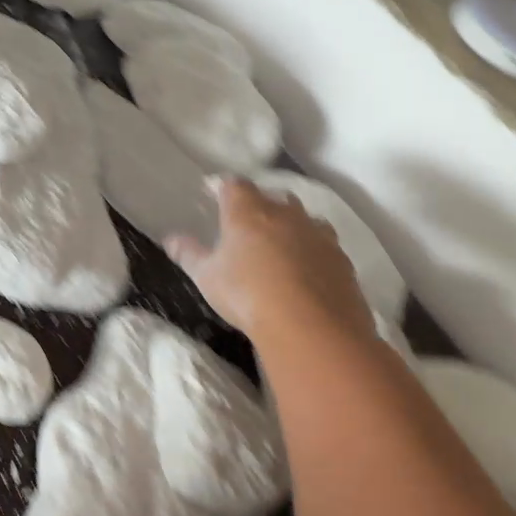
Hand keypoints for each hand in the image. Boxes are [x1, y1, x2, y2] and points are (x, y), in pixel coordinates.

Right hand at [165, 176, 375, 348]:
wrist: (313, 329)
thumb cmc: (247, 294)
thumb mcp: (205, 276)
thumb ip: (188, 253)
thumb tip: (172, 239)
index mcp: (248, 215)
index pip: (236, 185)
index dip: (223, 186)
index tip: (212, 191)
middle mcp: (288, 218)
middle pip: (277, 196)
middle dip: (262, 202)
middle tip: (246, 218)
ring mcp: (321, 239)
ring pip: (308, 219)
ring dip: (294, 224)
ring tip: (280, 241)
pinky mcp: (344, 263)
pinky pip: (326, 246)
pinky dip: (313, 250)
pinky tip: (303, 268)